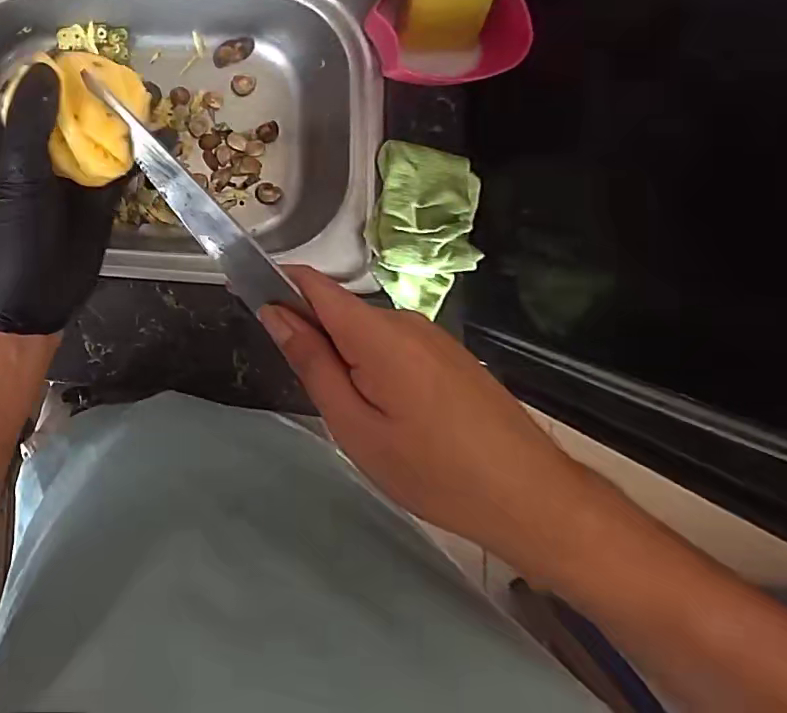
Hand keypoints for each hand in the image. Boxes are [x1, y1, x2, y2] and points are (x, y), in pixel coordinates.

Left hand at [0, 63, 124, 334]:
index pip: (41, 96)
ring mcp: (78, 176)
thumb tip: (45, 69)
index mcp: (20, 143)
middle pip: (78, 114)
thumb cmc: (13, 235)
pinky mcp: (103, 199)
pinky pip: (124, 170)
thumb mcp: (17, 176)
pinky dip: (143, 155)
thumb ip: (30, 125)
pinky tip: (164, 138)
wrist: (31, 298)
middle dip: (102, 95)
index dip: (62, 74)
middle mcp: (49, 153)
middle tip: (131, 73)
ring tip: (151, 99)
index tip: (90, 51)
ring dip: (126, 121)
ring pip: (105, 138)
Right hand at [260, 266, 603, 560]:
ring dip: (346, 358)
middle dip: (314, 338)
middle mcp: (404, 320)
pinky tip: (396, 417)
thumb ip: (311, 362)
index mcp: (376, 332)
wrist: (536, 501)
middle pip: (338, 310)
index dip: (276, 284)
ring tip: (363, 418)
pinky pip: (393, 346)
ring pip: (365, 331)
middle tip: (321, 399)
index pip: (312, 283)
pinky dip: (375, 367)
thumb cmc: (433, 470)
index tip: (250, 301)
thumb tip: (274, 313)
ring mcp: (432, 336)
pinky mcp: (450, 355)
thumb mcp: (353, 424)